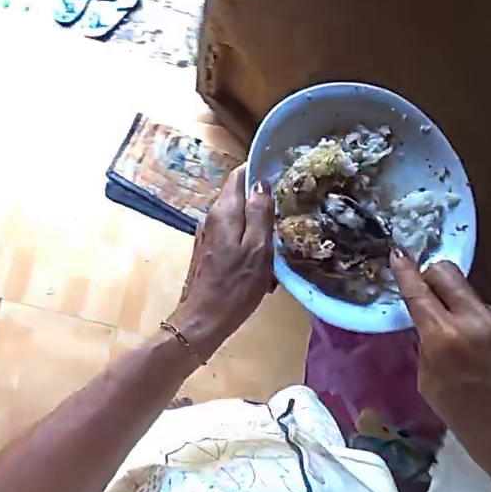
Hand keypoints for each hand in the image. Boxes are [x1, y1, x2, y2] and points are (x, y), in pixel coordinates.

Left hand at [169, 166, 275, 359]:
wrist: (203, 320)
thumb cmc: (235, 286)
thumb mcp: (258, 249)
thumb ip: (260, 212)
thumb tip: (261, 182)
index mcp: (224, 211)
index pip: (239, 174)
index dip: (260, 171)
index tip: (283, 177)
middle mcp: (212, 217)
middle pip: (240, 196)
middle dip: (263, 203)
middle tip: (287, 215)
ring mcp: (208, 234)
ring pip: (239, 219)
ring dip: (258, 228)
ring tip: (278, 244)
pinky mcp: (209, 251)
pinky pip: (234, 237)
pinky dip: (249, 245)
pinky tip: (262, 264)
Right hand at [390, 252, 490, 491]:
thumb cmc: (474, 426)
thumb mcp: (432, 386)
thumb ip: (428, 346)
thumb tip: (429, 320)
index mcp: (445, 339)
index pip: (418, 291)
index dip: (405, 271)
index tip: (398, 254)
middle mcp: (479, 321)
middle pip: (448, 273)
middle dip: (434, 276)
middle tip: (431, 289)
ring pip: (478, 302)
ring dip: (471, 317)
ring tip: (483, 356)